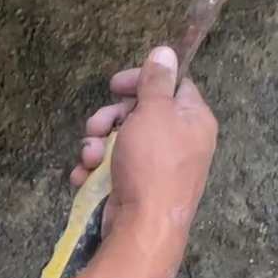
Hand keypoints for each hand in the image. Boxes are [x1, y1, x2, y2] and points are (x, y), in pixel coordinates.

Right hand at [68, 46, 218, 245]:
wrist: (142, 226)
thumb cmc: (153, 164)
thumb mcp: (154, 112)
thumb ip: (157, 81)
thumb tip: (166, 51)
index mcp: (193, 120)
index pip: (172, 86)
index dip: (141, 81)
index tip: (115, 84)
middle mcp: (178, 143)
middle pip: (138, 114)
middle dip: (109, 119)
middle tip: (95, 126)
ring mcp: (155, 168)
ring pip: (118, 142)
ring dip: (95, 146)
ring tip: (89, 159)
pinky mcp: (133, 189)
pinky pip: (110, 169)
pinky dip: (94, 171)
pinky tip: (84, 177)